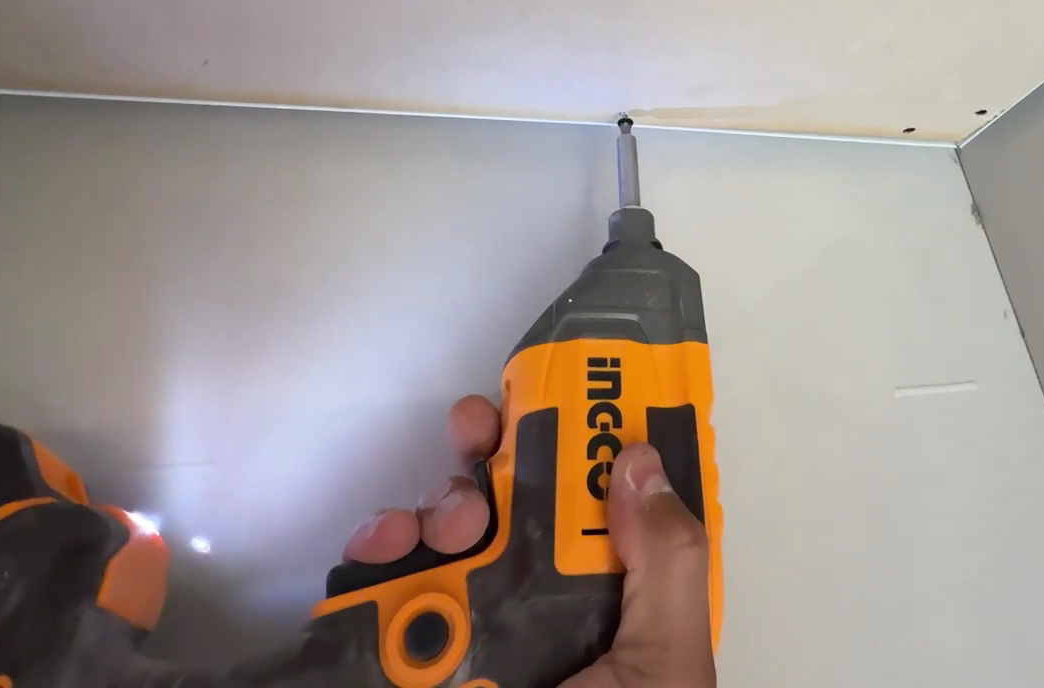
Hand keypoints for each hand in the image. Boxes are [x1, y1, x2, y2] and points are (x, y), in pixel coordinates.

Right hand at [345, 395, 715, 687]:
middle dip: (496, 446)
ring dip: (440, 498)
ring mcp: (479, 620)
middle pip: (522, 492)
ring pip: (455, 524)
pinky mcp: (418, 651)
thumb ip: (667, 562)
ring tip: (440, 519)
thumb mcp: (665, 665)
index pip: (604, 491)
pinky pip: (395, 581)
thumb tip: (639, 453)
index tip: (556, 384)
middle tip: (478, 427)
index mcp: (614, 588)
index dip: (584, 430)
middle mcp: (546, 593)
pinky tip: (376, 546)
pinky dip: (380, 552)